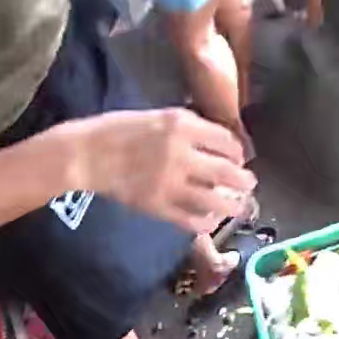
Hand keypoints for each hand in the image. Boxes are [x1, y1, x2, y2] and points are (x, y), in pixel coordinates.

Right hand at [67, 109, 254, 233]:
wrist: (88, 154)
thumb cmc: (119, 130)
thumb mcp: (157, 115)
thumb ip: (186, 128)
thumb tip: (214, 143)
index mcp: (181, 124)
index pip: (225, 140)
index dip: (238, 152)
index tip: (240, 158)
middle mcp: (181, 153)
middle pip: (226, 171)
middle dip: (243, 180)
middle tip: (249, 185)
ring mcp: (170, 183)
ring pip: (213, 199)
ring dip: (232, 205)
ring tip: (240, 207)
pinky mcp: (158, 206)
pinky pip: (190, 219)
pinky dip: (205, 222)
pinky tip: (211, 222)